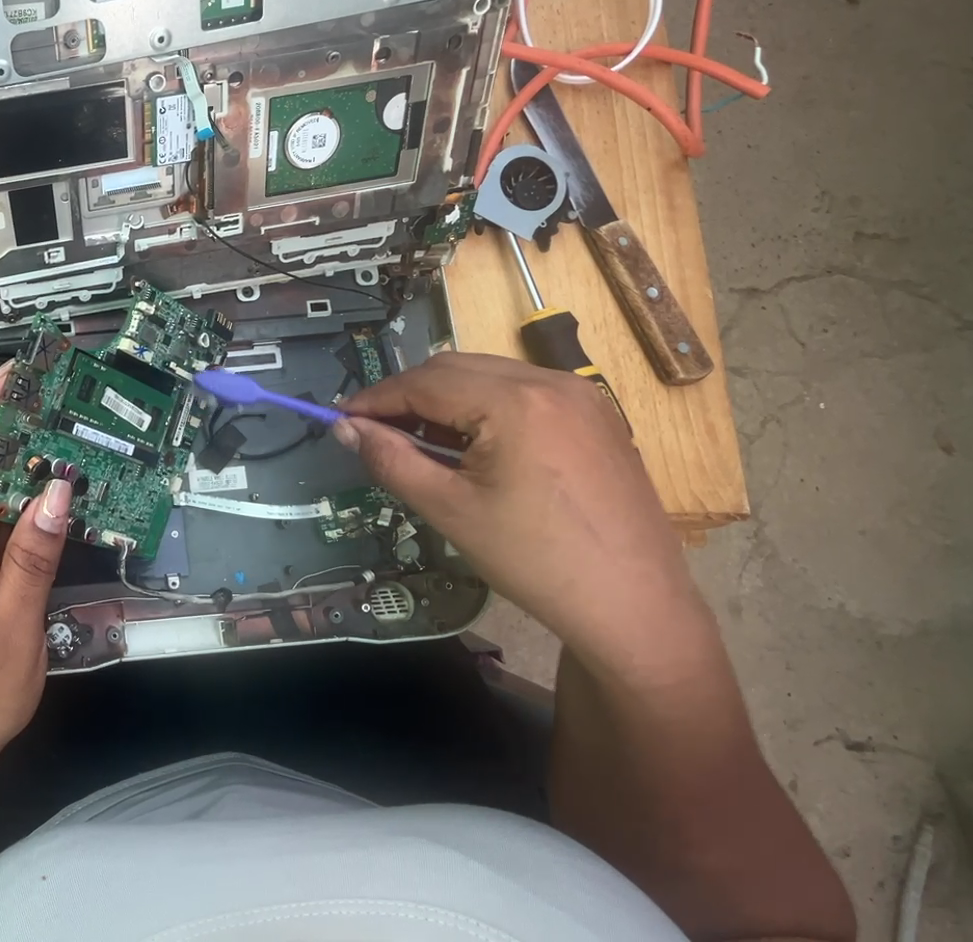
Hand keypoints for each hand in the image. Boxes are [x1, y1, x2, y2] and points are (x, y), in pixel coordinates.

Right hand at [336, 353, 705, 674]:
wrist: (633, 604)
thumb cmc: (533, 559)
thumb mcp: (448, 509)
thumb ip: (391, 459)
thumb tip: (346, 429)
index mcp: (515, 402)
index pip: (425, 382)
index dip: (375, 398)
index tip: (338, 419)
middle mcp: (552, 382)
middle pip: (455, 368)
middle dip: (406, 394)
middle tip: (371, 430)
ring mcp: (582, 397)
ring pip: (489, 376)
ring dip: (443, 398)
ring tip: (414, 438)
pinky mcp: (596, 417)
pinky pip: (522, 393)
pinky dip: (482, 407)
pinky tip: (467, 444)